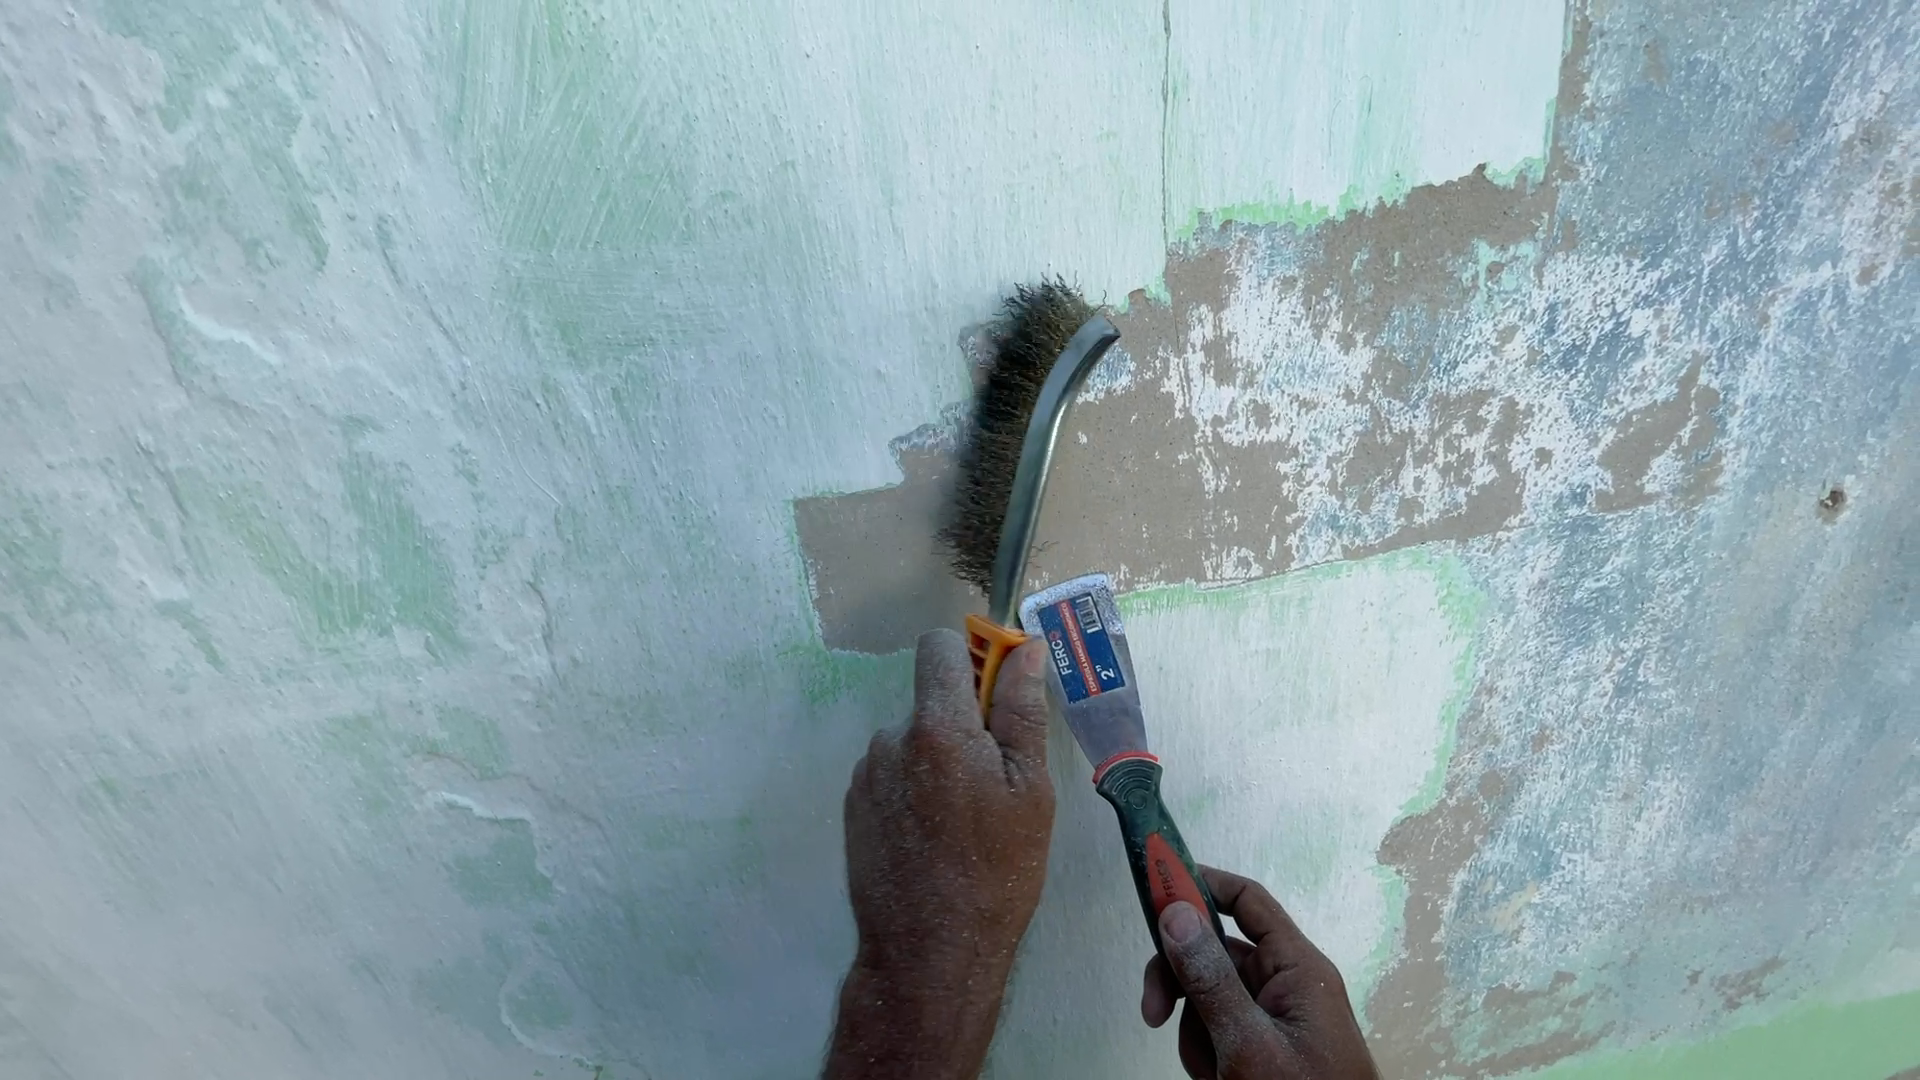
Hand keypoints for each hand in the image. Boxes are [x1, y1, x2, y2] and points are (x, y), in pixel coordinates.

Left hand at [824, 630, 1054, 1079]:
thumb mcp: (1030, 789)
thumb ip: (1022, 710)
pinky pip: (892, 771)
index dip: (969, 654)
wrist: (929, 953)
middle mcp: (891, 738)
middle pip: (931, 698)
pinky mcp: (854, 804)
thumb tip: (1025, 649)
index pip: (938, 645)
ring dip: (938, 757)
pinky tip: (933, 833)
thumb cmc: (997, 870)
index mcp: (937, 726)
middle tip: (992, 778)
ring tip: (963, 817)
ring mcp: (866, 772)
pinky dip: (914, 785)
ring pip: (913, 738)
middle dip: (962, 720)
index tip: (994, 689)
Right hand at [1141, 867, 1378, 1079]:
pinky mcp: (1264, 1049)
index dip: (1202, 883)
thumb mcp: (1247, 1045)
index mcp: (1297, 968)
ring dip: (1195, 1030)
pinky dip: (1206, 1052)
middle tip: (1152, 1011)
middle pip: (1214, 951)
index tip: (1155, 887)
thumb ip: (1208, 977)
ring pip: (1209, 994)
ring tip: (1211, 1074)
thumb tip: (1175, 909)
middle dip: (1180, 980)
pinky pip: (1217, 1028)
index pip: (1246, 900)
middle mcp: (1285, 984)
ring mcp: (1274, 1018)